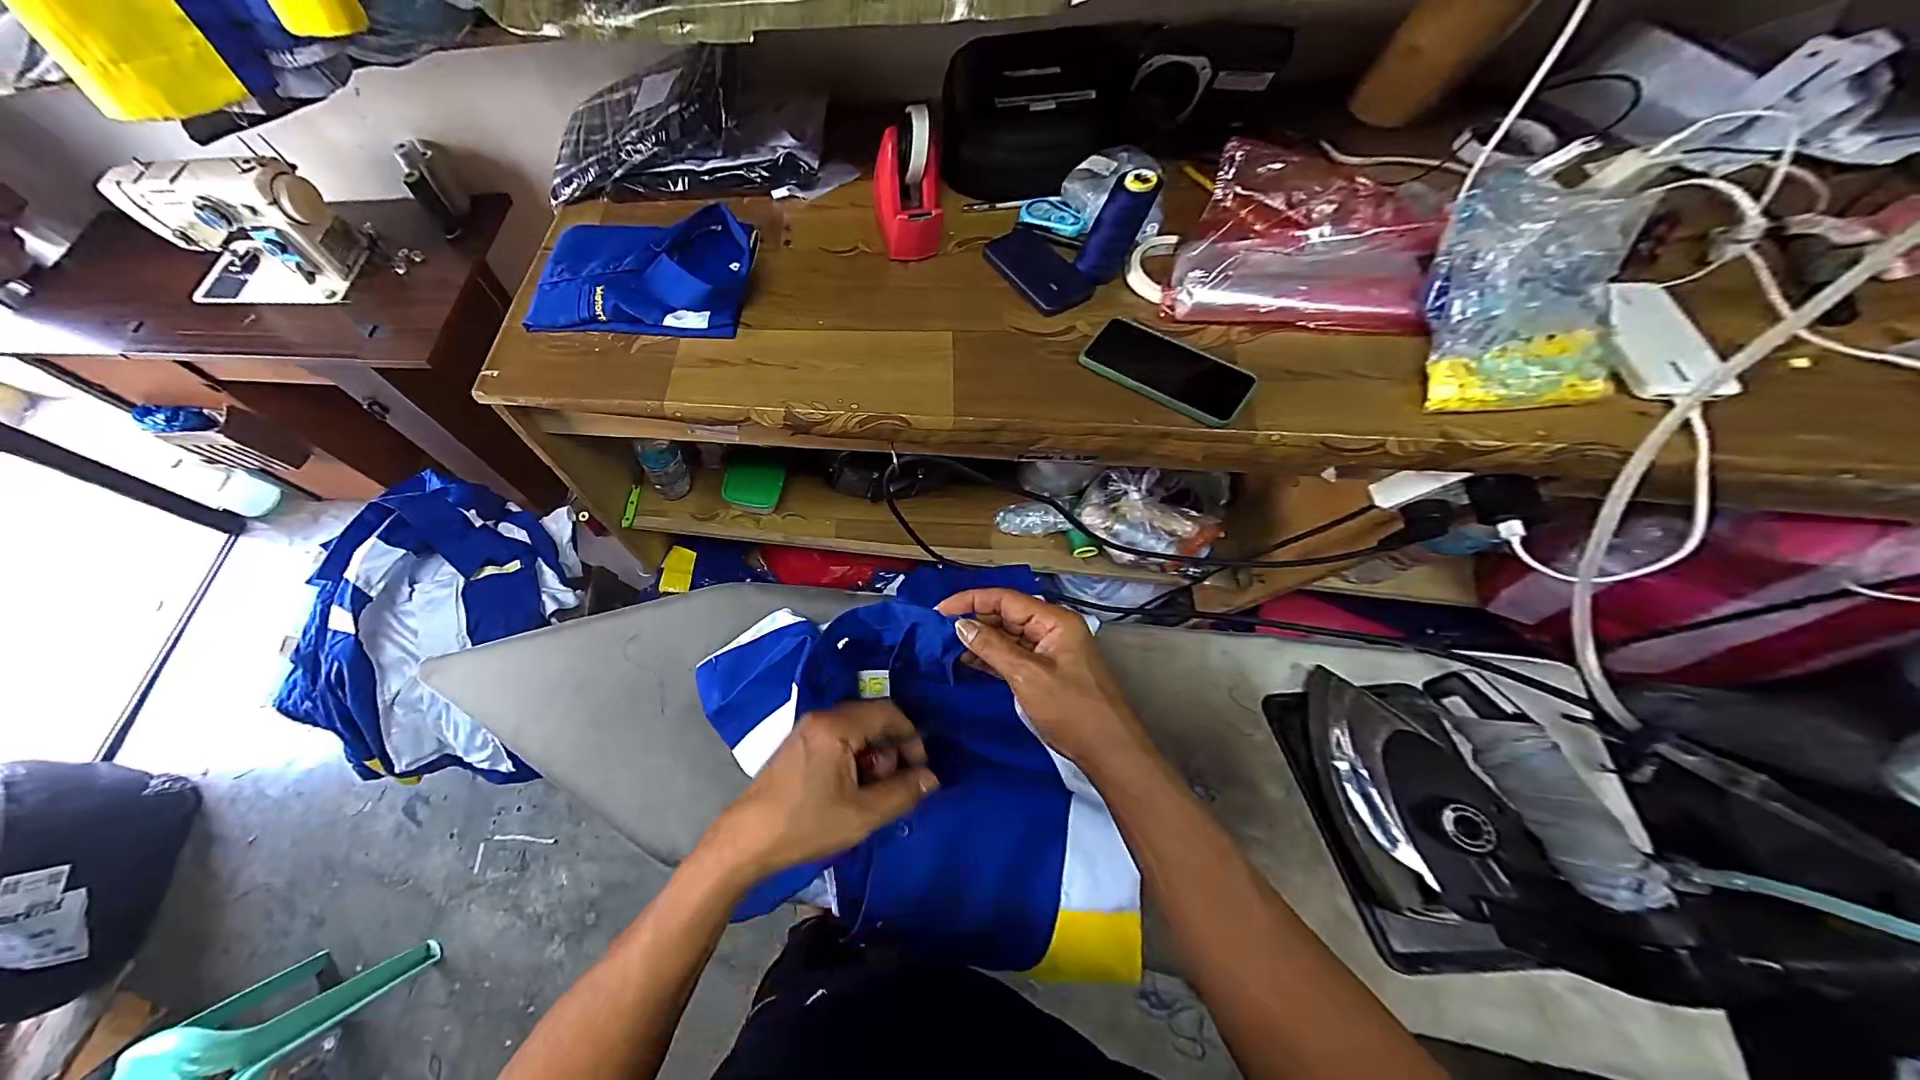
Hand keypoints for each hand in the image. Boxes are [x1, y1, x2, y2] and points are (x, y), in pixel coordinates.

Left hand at [698, 700, 938, 881]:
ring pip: (856, 731)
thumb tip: (931, 778)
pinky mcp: (798, 745)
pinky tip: (850, 790)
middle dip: (890, 751)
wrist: (746, 842)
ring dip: (872, 757)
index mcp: (836, 726)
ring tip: (869, 793)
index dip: (911, 738)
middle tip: (891, 786)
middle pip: (873, 719)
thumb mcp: (863, 815)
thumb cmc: (805, 825)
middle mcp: (821, 717)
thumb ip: (903, 793)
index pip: (889, 713)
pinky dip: (854, 758)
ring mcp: (806, 730)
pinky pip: (838, 739)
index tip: (919, 770)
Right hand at [937, 588, 1150, 768]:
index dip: (970, 600)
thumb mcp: (1027, 676)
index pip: (1006, 599)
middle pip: (1006, 614)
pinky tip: (969, 661)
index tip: (939, 611)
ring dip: (980, 639)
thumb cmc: (1073, 711)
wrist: (1109, 751)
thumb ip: (992, 647)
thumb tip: (961, 625)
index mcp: (1055, 621)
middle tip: (939, 631)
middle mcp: (1053, 629)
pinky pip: (1014, 654)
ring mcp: (1050, 650)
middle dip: (974, 619)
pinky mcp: (1047, 671)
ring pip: (1008, 635)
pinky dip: (992, 656)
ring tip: (948, 647)